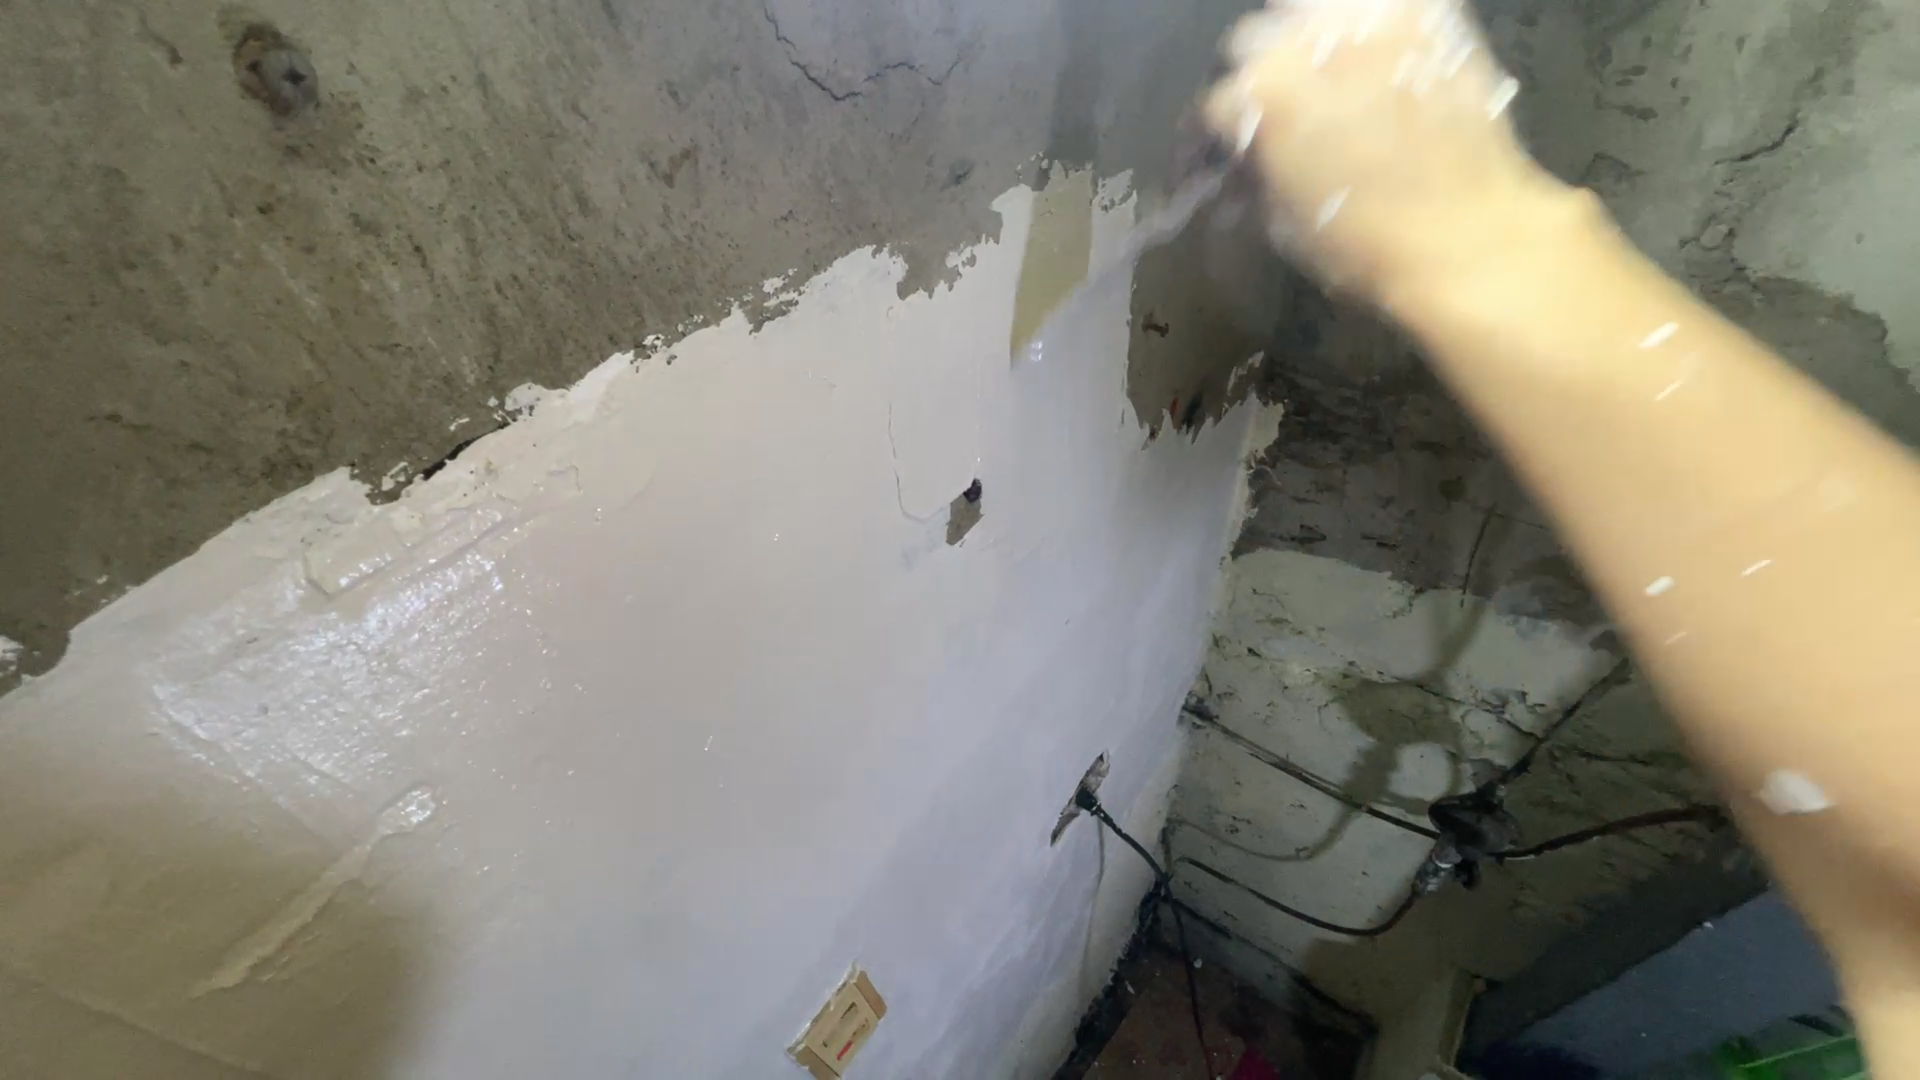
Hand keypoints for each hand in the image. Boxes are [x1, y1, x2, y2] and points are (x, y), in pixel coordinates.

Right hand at [1202, 0, 1575, 306]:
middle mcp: (1311, 40)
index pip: (1212, 106)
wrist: (1463, 235)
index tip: (1209, 164)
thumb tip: (1233, 176)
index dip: (1203, 142)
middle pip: (1251, 42)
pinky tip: (1360, 58)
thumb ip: (1249, 178)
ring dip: (1296, 41)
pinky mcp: (1431, 15)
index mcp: (1263, 95)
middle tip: (1258, 120)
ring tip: (1307, 78)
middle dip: (1246, 82)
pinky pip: (1378, 4)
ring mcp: (1375, 19)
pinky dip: (1359, 25)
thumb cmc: (1357, 243)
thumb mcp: (1279, 221)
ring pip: (1309, 7)